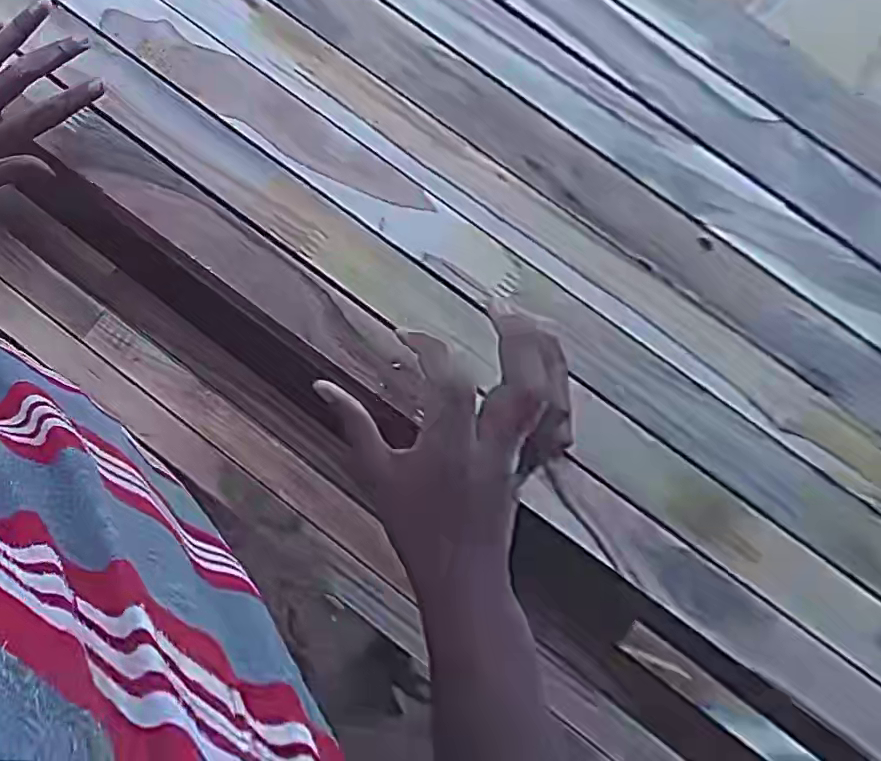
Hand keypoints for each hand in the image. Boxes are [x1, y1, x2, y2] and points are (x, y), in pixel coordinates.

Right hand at [314, 307, 571, 597]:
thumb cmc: (412, 523)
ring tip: (533, 322)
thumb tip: (321, 384)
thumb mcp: (373, 471)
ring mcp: (519, 458)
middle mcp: (495, 449)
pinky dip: (558, 393)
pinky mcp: (529, 466)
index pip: (451, 385)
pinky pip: (557, 427)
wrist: (464, 574)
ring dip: (549, 360)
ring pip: (554, 405)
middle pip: (528, 390)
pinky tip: (548, 372)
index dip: (429, 351)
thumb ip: (353, 423)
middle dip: (520, 343)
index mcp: (451, 448)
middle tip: (499, 306)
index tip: (404, 334)